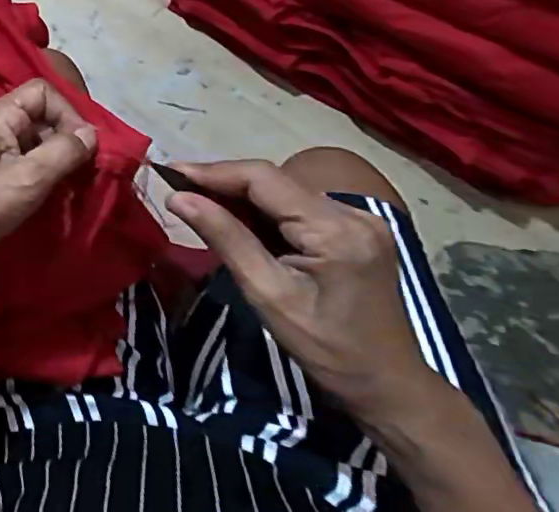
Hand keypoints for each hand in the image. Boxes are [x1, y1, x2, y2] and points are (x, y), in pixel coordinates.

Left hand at [0, 80, 96, 273]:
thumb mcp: (30, 176)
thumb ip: (64, 150)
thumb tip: (92, 132)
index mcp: (1, 114)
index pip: (44, 91)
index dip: (68, 112)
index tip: (83, 145)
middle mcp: (2, 125)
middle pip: (47, 115)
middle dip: (72, 138)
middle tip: (89, 169)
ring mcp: (3, 149)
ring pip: (45, 140)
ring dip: (66, 158)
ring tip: (81, 183)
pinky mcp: (6, 172)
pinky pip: (38, 161)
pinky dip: (55, 172)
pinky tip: (67, 192)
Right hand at [166, 160, 435, 413]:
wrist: (389, 386)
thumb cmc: (328, 348)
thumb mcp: (267, 294)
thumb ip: (224, 237)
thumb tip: (177, 197)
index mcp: (337, 230)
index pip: (263, 178)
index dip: (212, 171)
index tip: (168, 174)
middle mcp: (353, 213)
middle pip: (271, 180)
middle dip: (220, 181)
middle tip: (174, 188)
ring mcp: (358, 219)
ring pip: (279, 189)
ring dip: (236, 193)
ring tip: (195, 200)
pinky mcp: (353, 228)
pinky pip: (293, 203)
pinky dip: (258, 207)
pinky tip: (233, 217)